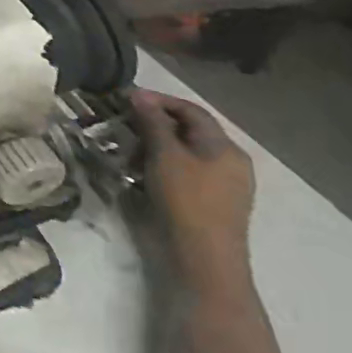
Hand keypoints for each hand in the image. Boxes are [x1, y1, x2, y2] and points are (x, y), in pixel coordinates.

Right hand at [130, 89, 255, 285]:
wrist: (204, 258)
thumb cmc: (186, 198)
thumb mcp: (164, 154)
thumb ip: (152, 121)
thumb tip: (138, 94)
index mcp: (224, 147)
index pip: (191, 110)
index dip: (158, 100)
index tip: (125, 99)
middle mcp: (230, 161)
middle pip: (188, 130)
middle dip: (152, 123)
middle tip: (122, 123)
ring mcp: (224, 183)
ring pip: (184, 151)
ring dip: (153, 144)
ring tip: (126, 149)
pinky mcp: (212, 200)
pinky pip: (185, 170)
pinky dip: (161, 164)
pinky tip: (140, 171)